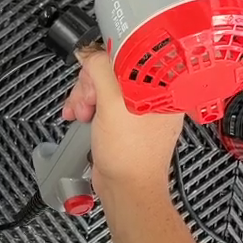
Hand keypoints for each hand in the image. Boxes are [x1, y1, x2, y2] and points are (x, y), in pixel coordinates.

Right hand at [61, 47, 183, 191]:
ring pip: (104, 88)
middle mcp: (152, 97)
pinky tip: (82, 116)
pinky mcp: (126, 123)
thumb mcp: (111, 102)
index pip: (128, 55)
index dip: (104, 63)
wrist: (126, 189)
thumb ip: (100, 71)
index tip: (92, 75)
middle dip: (90, 85)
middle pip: (112, 72)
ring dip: (85, 97)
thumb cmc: (130, 155)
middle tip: (87, 101)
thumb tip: (90, 54)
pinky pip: (104, 104)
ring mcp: (138, 111)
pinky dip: (90, 108)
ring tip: (81, 113)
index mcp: (160, 87)